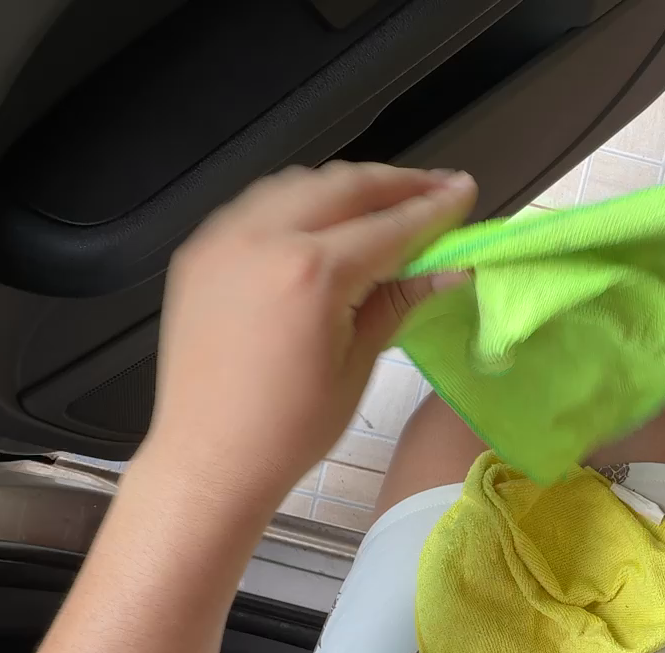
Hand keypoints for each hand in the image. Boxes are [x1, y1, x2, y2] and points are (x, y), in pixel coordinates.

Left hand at [141, 162, 476, 500]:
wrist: (210, 457)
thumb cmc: (293, 429)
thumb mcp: (358, 365)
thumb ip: (398, 301)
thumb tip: (450, 270)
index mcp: (310, 273)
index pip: (388, 226)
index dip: (434, 209)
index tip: (464, 193)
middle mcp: (261, 238)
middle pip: (344, 186)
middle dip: (397, 183)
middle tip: (437, 188)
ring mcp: (222, 239)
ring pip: (298, 185)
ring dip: (347, 188)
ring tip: (385, 203)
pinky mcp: (199, 251)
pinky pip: (259, 206)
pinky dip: (301, 203)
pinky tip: (324, 224)